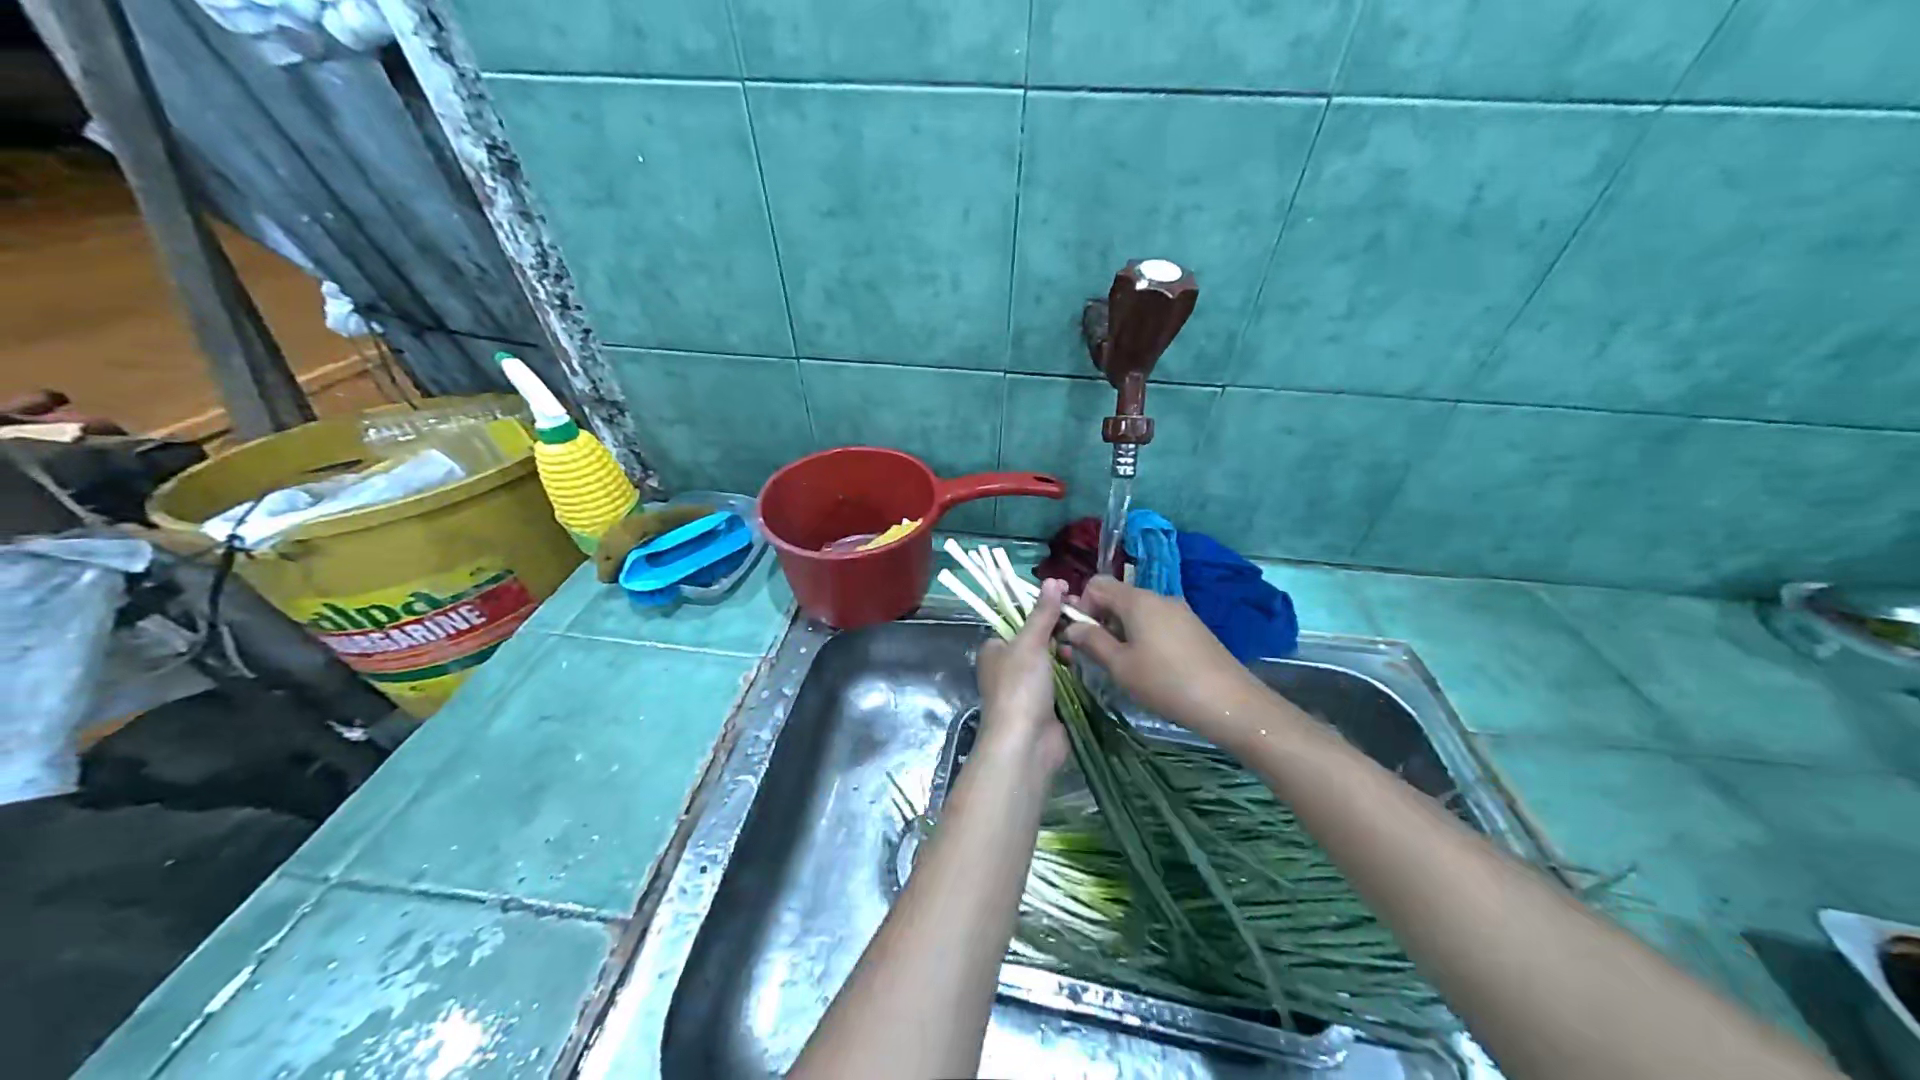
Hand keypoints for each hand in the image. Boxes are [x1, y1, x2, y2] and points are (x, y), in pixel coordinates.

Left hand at [975, 578, 1069, 774]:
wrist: (1026, 744)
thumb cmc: (1020, 687)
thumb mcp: (1030, 643)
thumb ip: (1042, 613)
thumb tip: (1051, 581)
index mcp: (995, 647)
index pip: (1017, 617)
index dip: (1040, 604)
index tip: (1065, 592)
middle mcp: (1008, 664)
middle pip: (1037, 636)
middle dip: (1058, 626)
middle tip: (1082, 613)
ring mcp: (1027, 685)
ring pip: (1051, 657)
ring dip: (1066, 648)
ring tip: (1086, 637)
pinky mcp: (1046, 702)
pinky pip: (1061, 678)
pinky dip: (1071, 670)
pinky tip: (1085, 660)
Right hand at [1064, 575, 1271, 744]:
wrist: (1230, 703)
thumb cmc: (1165, 682)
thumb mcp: (1120, 666)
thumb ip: (1092, 642)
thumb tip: (1071, 627)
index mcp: (1137, 600)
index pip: (1096, 584)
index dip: (1082, 606)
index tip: (1083, 637)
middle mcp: (1159, 597)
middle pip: (1118, 597)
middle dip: (1101, 621)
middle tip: (1098, 657)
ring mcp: (1180, 611)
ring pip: (1138, 612)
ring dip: (1123, 632)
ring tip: (1125, 667)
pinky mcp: (1194, 628)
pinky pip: (1158, 623)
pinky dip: (1145, 638)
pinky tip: (1152, 668)